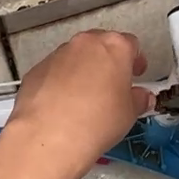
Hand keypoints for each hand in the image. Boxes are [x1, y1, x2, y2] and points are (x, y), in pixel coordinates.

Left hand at [0, 31, 151, 178]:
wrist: (49, 135)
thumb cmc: (97, 120)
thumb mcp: (129, 113)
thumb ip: (138, 99)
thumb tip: (141, 97)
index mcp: (114, 46)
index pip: (130, 44)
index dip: (135, 60)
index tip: (136, 74)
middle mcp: (85, 44)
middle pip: (100, 45)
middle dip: (108, 62)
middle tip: (112, 85)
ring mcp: (58, 54)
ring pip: (75, 57)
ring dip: (82, 70)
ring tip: (85, 99)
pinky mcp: (36, 69)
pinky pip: (54, 71)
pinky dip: (60, 82)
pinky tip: (62, 106)